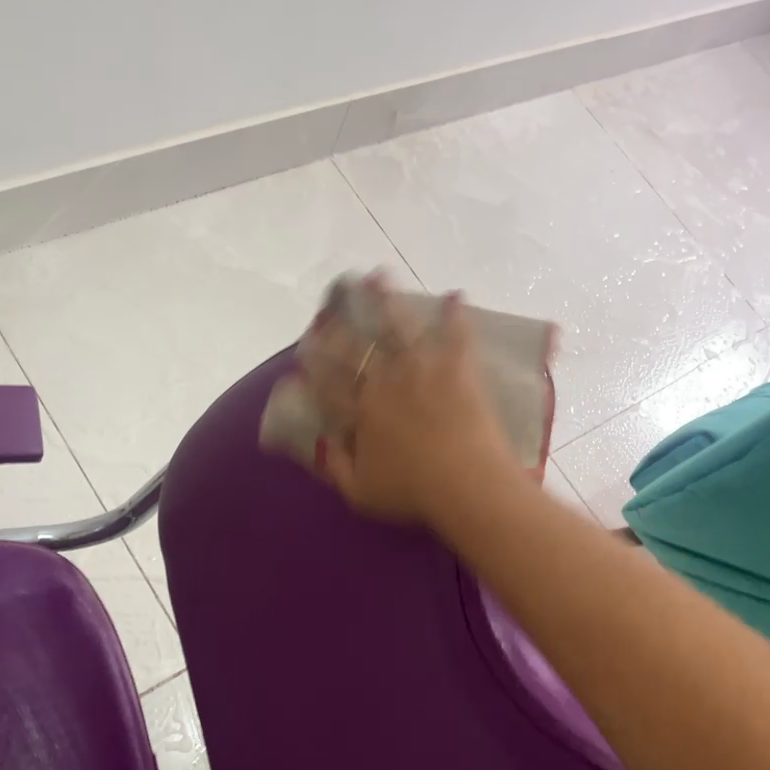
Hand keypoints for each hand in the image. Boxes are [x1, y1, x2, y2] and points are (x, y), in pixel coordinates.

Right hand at [299, 277, 522, 525]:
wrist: (466, 485)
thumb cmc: (412, 494)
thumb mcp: (361, 493)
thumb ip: (336, 467)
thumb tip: (318, 445)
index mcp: (360, 413)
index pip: (328, 384)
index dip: (314, 367)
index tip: (303, 352)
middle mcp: (385, 383)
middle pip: (357, 347)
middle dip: (340, 323)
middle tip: (331, 304)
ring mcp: (422, 370)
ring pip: (399, 327)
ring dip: (387, 300)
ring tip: (379, 276)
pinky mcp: (458, 368)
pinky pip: (456, 334)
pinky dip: (455, 314)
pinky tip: (455, 295)